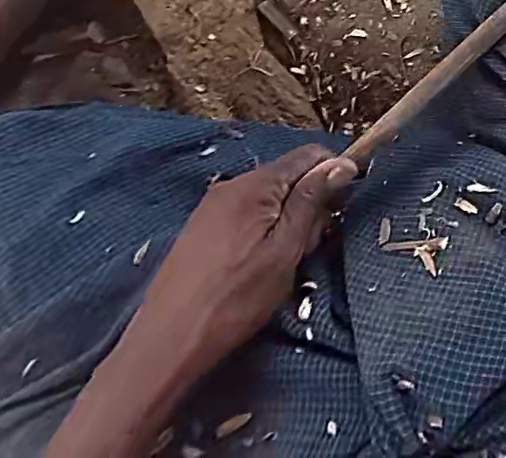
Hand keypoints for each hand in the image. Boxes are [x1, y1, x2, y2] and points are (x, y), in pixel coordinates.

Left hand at [122, 145, 355, 379]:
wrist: (162, 350)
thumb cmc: (233, 299)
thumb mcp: (285, 248)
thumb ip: (313, 199)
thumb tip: (343, 163)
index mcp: (254, 186)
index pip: (310, 154)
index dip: (334, 172)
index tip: (342, 205)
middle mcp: (231, 186)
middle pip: (291, 175)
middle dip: (311, 200)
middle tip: (311, 242)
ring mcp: (212, 208)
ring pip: (272, 196)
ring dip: (290, 218)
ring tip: (287, 257)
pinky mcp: (202, 229)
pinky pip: (250, 212)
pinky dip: (267, 228)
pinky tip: (263, 261)